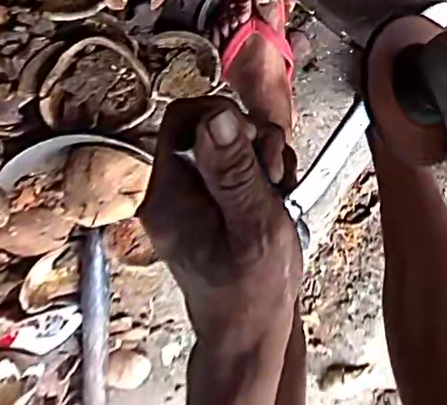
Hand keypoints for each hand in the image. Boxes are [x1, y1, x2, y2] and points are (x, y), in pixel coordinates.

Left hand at [140, 98, 300, 404]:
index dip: (221, 116)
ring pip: (233, 138)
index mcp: (169, 193)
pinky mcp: (216, 196)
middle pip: (212, 123)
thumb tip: (217, 117)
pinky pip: (242, 158)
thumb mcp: (252, 226)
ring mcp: (196, 191)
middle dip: (252, 137)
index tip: (251, 139)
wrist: (253, 331)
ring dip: (266, 153)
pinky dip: (267, 167)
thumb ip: (235, 170)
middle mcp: (176, 187)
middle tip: (271, 170)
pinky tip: (277, 194)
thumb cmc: (252, 292)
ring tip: (277, 188)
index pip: (183, 117)